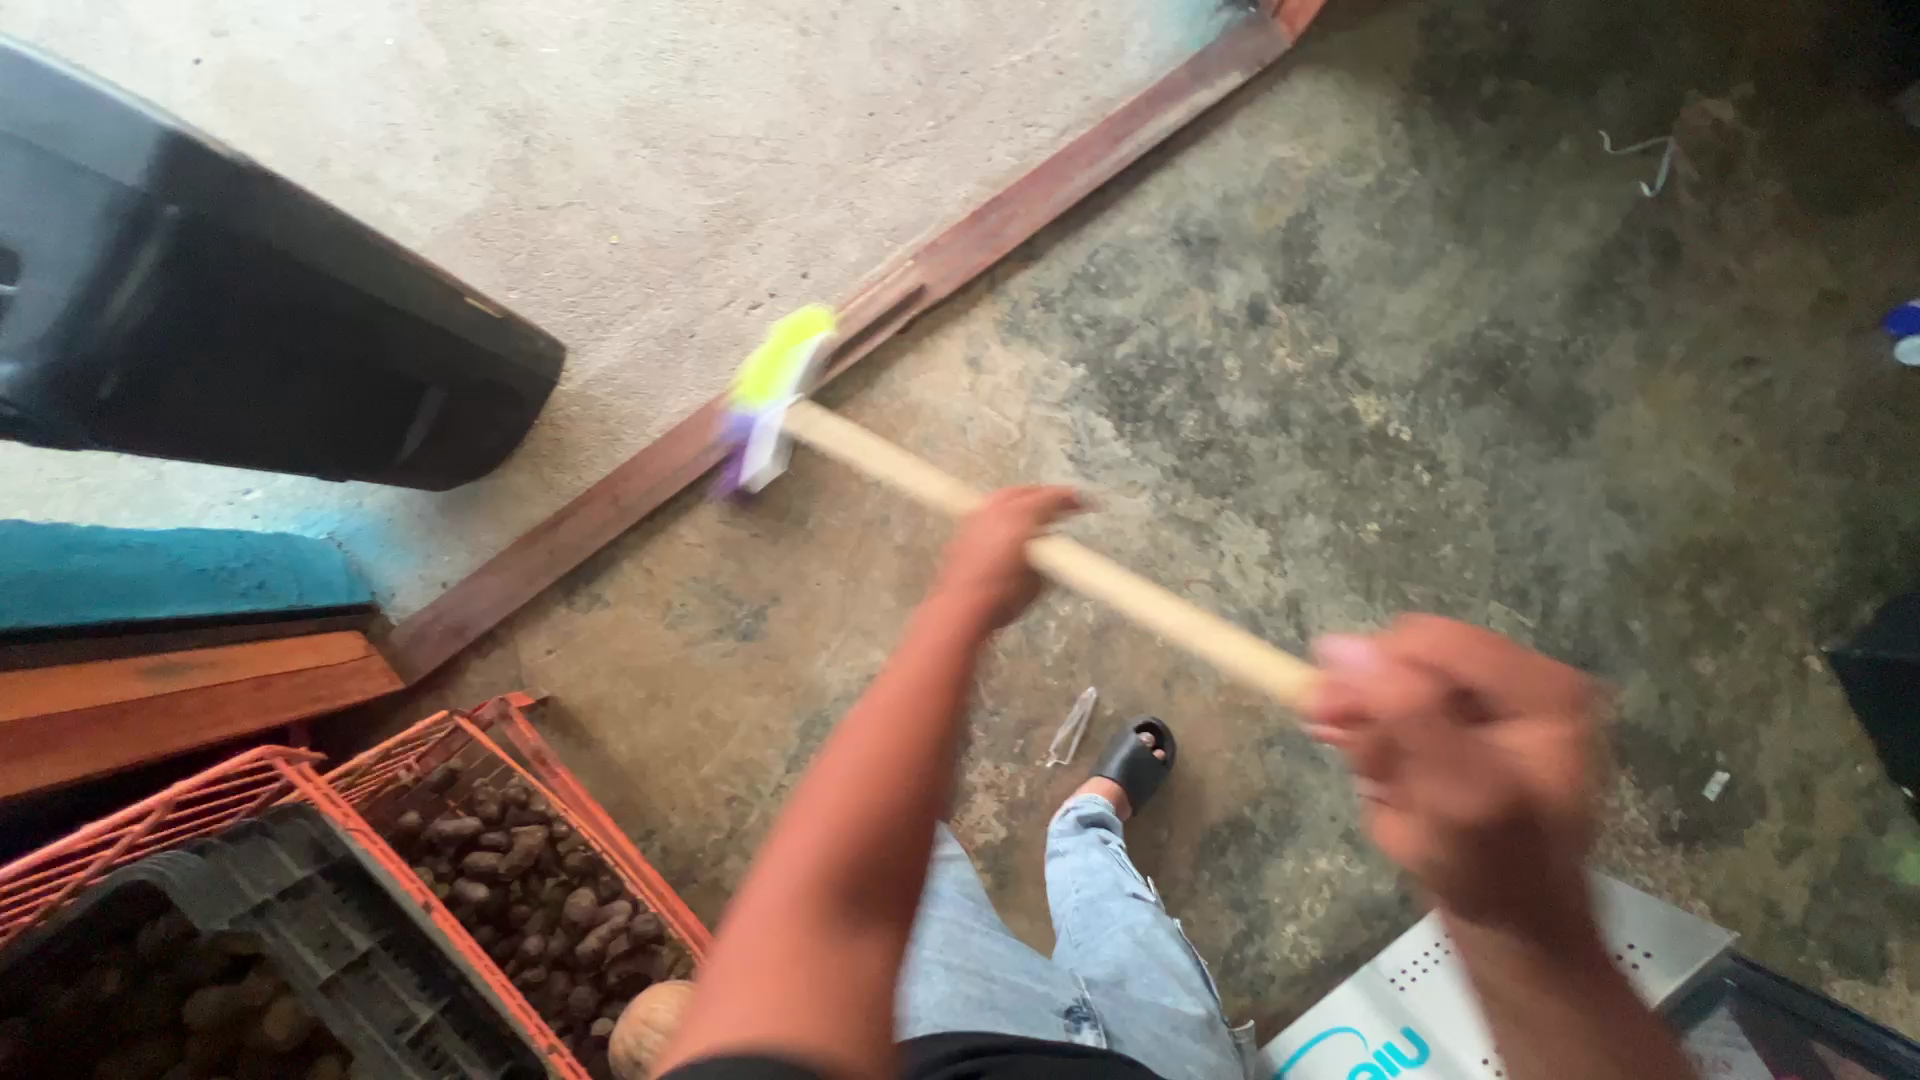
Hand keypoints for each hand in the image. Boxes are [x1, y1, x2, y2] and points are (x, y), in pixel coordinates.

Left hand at [931, 486, 1083, 628]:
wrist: (962, 607)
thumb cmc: (1004, 597)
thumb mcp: (1040, 579)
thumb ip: (1047, 553)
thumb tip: (1049, 546)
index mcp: (1021, 516)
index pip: (1051, 497)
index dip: (1071, 498)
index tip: (1086, 504)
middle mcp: (997, 510)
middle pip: (1025, 491)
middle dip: (1045, 495)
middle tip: (1061, 506)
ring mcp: (977, 517)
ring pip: (1003, 498)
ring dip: (1022, 502)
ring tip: (1036, 515)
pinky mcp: (963, 530)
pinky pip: (988, 511)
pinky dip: (1004, 514)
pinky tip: (1009, 528)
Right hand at [1307, 616, 1601, 937]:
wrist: (1500, 915)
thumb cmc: (1493, 864)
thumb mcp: (1456, 793)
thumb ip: (1408, 714)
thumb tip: (1340, 645)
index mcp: (1538, 686)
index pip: (1429, 641)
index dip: (1374, 673)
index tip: (1335, 716)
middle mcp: (1507, 679)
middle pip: (1401, 655)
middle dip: (1366, 707)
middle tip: (1335, 742)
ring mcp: (1473, 697)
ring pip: (1380, 680)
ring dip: (1363, 730)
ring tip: (1378, 781)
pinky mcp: (1442, 715)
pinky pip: (1377, 704)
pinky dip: (1364, 739)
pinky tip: (1378, 777)